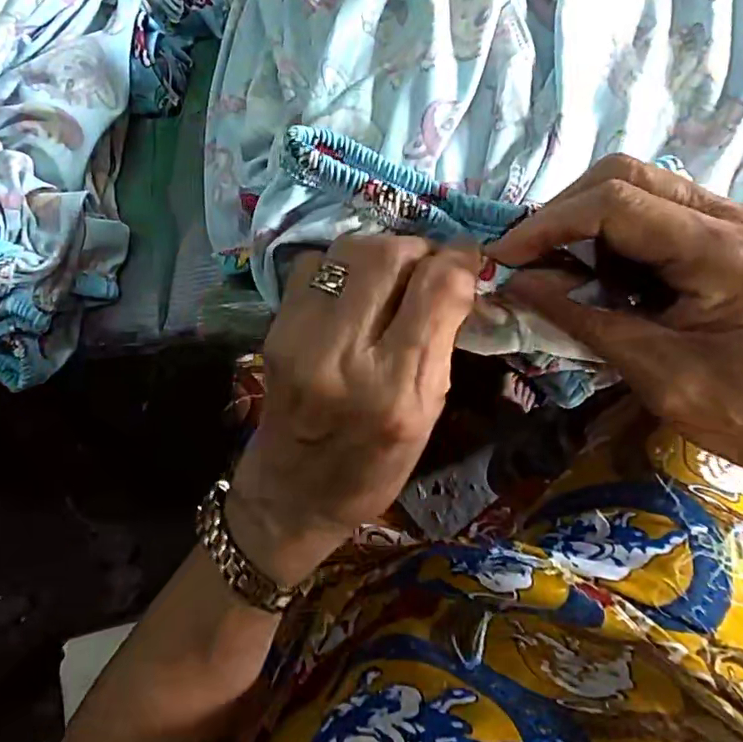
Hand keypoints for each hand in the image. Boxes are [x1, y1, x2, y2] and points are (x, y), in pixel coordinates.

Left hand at [227, 236, 480, 587]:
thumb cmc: (372, 467)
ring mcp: (300, 336)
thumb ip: (440, 342)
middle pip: (387, 255)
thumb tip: (455, 275)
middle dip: (419, 250)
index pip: (436, 289)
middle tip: (428, 266)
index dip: (460, 260)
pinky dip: (341, 266)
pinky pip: (313, 265)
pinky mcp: (275, 327)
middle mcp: (344, 355)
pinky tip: (351, 289)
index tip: (468, 259)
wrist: (290, 491)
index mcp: (396, 389)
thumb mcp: (426, 415)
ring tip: (391, 275)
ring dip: (380, 252)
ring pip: (348, 250)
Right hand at [484, 155, 742, 500]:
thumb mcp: (655, 373)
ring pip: (642, 189)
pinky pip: (661, 214)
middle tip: (528, 258)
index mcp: (730, 255)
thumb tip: (516, 283)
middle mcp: (742, 221)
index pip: (617, 204)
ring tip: (569, 277)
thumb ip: (581, 318)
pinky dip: (617, 239)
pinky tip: (612, 282)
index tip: (504, 255)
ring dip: (589, 225)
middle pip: (628, 177)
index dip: (548, 223)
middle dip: (564, 213)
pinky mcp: (738, 239)